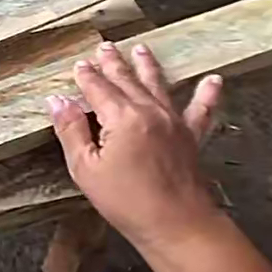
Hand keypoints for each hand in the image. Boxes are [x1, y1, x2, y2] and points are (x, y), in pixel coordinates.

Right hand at [47, 42, 226, 252]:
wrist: (177, 225)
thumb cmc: (127, 202)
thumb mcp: (86, 169)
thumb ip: (71, 131)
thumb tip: (58, 100)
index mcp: (122, 117)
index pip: (98, 88)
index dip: (86, 76)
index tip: (79, 64)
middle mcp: (149, 111)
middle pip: (127, 80)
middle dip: (113, 63)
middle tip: (104, 47)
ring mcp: (173, 121)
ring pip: (158, 85)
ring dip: (147, 66)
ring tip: (141, 49)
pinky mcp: (191, 137)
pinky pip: (201, 110)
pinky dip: (207, 94)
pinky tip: (213, 80)